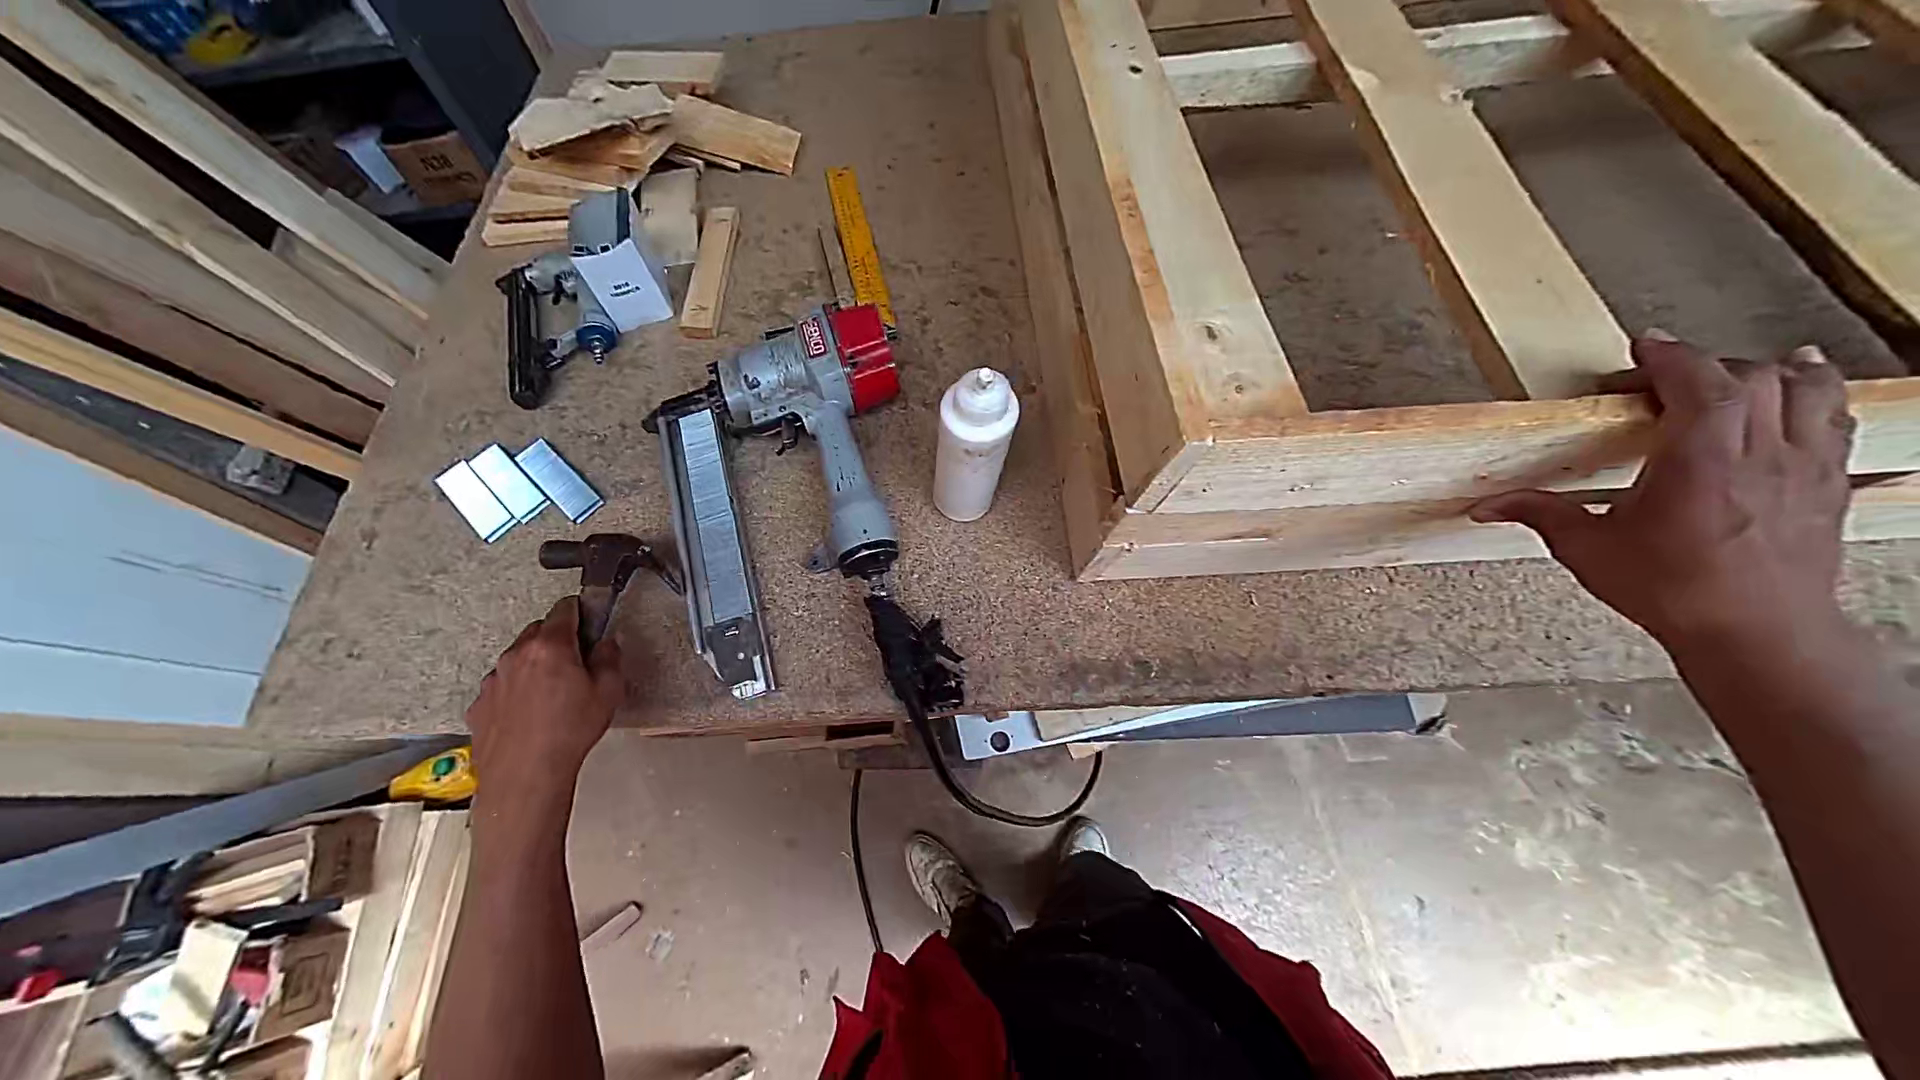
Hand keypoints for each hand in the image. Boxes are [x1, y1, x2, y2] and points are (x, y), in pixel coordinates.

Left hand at [466, 596, 624, 803]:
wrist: (524, 775)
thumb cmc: (567, 733)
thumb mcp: (609, 691)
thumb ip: (610, 657)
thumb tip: (606, 644)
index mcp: (550, 646)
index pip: (564, 609)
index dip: (581, 611)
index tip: (589, 620)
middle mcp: (516, 656)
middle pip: (539, 631)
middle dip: (558, 639)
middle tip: (578, 662)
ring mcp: (494, 680)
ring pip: (519, 658)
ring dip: (536, 665)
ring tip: (555, 694)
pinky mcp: (480, 703)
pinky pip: (503, 685)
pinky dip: (517, 690)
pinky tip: (533, 713)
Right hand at [1472, 334, 1854, 649]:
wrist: (1758, 632)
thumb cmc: (1674, 590)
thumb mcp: (1589, 550)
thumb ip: (1540, 515)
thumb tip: (1486, 506)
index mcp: (1702, 463)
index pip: (1700, 383)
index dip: (1670, 356)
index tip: (1644, 345)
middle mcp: (1762, 454)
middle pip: (1754, 377)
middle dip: (1706, 365)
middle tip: (1664, 376)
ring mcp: (1806, 466)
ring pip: (1810, 389)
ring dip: (1772, 370)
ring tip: (1745, 364)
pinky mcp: (1828, 484)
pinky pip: (1837, 420)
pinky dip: (1820, 393)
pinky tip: (1806, 387)